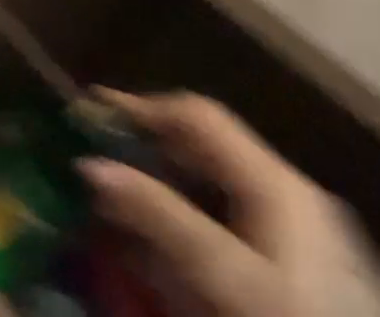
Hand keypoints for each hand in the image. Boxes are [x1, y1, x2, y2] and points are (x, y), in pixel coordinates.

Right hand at [78, 90, 379, 316]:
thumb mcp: (224, 273)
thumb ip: (158, 215)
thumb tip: (88, 162)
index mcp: (276, 182)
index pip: (196, 114)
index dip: (139, 106)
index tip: (85, 111)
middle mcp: (285, 192)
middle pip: (201, 146)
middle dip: (140, 148)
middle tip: (88, 158)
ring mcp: (293, 229)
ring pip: (208, 184)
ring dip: (155, 184)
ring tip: (109, 203)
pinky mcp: (293, 264)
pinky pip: (221, 218)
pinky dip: (179, 217)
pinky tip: (156, 245)